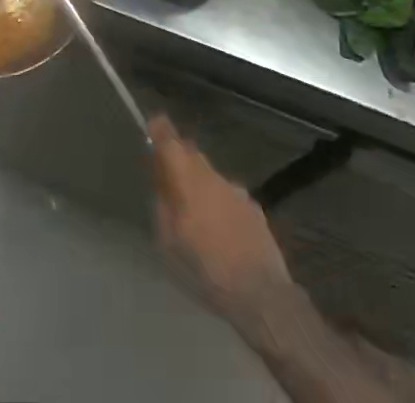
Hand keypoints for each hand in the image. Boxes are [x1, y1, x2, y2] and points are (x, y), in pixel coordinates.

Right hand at [149, 114, 294, 324]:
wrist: (260, 292)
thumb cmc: (204, 270)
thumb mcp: (168, 244)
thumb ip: (162, 207)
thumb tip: (162, 185)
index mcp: (189, 184)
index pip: (171, 144)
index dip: (161, 130)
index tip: (154, 121)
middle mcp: (213, 179)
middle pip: (192, 155)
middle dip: (179, 156)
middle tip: (167, 173)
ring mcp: (237, 192)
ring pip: (211, 176)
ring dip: (199, 183)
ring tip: (194, 212)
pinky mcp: (254, 208)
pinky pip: (227, 195)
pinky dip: (218, 202)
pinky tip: (219, 230)